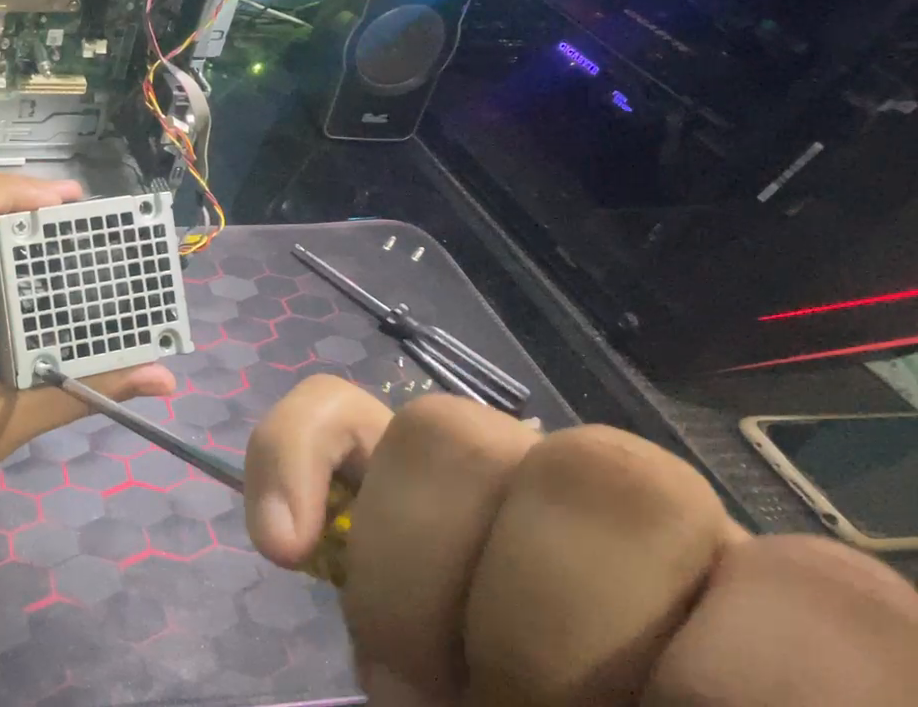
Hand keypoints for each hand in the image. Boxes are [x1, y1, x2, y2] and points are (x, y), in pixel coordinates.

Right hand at [244, 374, 917, 704]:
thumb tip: (546, 693)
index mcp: (778, 634)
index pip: (810, 594)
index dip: (727, 683)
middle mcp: (642, 518)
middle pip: (602, 478)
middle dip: (531, 628)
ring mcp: (505, 469)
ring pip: (447, 431)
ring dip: (409, 577)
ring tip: (410, 683)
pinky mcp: (392, 457)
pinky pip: (331, 412)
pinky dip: (291, 458)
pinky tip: (281, 542)